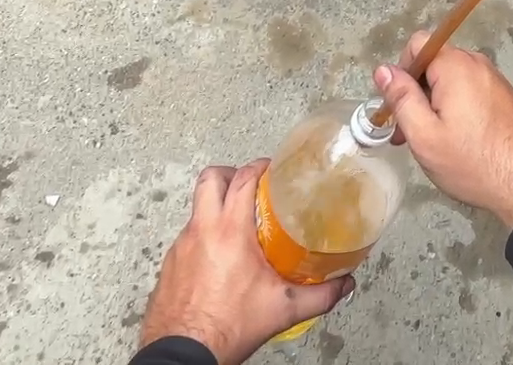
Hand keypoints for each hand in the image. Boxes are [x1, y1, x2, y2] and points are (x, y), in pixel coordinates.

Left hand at [140, 160, 351, 362]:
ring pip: (196, 208)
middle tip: (248, 187)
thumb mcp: (282, 310)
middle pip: (210, 178)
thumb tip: (345, 284)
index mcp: (230, 230)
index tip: (272, 169)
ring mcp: (180, 247)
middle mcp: (202, 230)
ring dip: (215, 206)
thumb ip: (319, 294)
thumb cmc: (226, 328)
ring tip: (237, 224)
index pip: (242, 177)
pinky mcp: (168, 266)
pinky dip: (203, 236)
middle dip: (230, 174)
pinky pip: (187, 237)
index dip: (258, 166)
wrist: (182, 358)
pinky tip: (217, 258)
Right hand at [373, 30, 512, 227]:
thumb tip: (383, 70)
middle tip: (408, 132)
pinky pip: (471, 90)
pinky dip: (457, 107)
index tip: (400, 104)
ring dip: (435, 102)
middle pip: (435, 62)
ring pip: (453, 79)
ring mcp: (494, 79)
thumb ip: (402, 98)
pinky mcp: (505, 96)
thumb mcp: (425, 136)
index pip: (418, 43)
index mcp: (456, 65)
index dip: (402, 70)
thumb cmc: (473, 162)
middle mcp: (477, 63)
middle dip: (417, 91)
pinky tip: (457, 141)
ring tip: (431, 142)